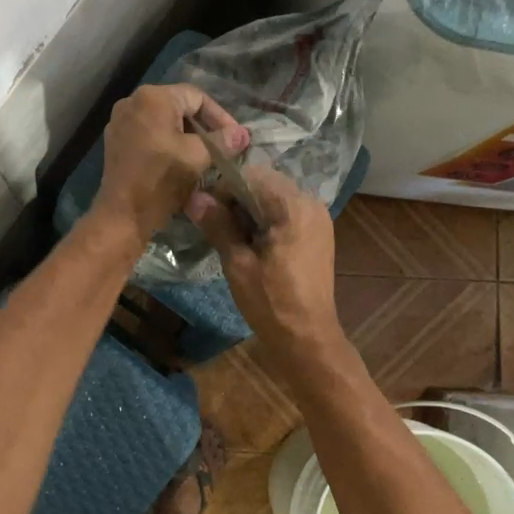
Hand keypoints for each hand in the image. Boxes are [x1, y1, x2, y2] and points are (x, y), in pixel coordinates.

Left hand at [92, 84, 247, 243]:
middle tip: (222, 147)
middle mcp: (132, 101)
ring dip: (186, 135)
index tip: (235, 138)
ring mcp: (120, 121)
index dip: (220, 117)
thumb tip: (243, 134)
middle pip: (178, 106)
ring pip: (163, 120)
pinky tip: (179, 160)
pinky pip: (148, 133)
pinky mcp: (115, 141)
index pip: (197, 97)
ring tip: (204, 155)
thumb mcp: (198, 158)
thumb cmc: (161, 180)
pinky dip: (166, 142)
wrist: (123, 214)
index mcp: (153, 98)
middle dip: (203, 126)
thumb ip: (222, 141)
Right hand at [188, 165, 341, 355]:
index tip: (205, 212)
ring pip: (276, 197)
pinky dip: (267, 219)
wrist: (308, 338)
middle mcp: (311, 203)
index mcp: (293, 207)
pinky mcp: (319, 233)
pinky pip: (288, 212)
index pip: (251, 175)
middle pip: (266, 183)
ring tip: (232, 237)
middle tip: (216, 225)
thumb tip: (194, 198)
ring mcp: (318, 218)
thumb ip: (218, 225)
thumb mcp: (238, 263)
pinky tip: (253, 244)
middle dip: (237, 198)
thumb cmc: (271, 302)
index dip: (223, 188)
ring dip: (251, 209)